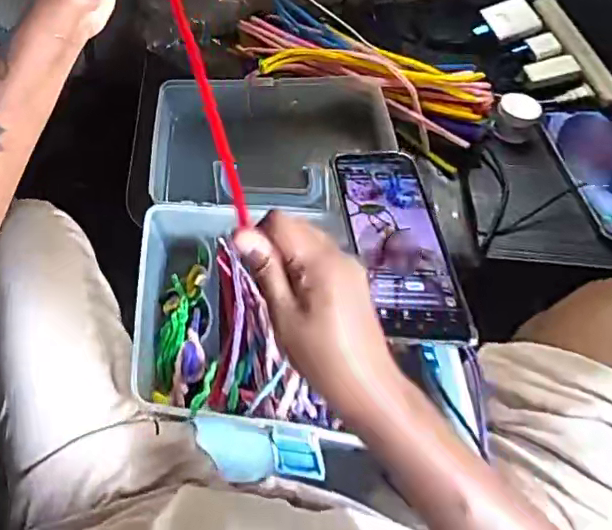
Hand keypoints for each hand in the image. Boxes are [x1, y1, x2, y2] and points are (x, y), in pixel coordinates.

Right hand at [234, 211, 403, 427]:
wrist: (372, 393)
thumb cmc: (322, 358)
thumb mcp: (284, 316)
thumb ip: (264, 269)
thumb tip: (239, 234)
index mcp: (320, 259)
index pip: (278, 220)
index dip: (257, 235)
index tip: (251, 267)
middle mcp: (337, 252)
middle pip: (293, 226)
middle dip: (272, 246)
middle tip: (269, 287)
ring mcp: (349, 264)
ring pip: (305, 239)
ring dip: (287, 256)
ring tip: (286, 296)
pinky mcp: (354, 278)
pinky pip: (320, 255)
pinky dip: (304, 266)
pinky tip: (305, 299)